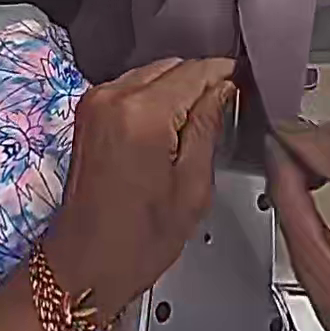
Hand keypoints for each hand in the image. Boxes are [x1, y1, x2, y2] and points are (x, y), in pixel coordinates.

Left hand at [44, 57, 236, 319]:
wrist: (84, 265)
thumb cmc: (140, 239)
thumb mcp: (192, 186)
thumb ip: (209, 125)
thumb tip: (224, 88)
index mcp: (142, 114)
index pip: (196, 70)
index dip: (225, 73)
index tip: (245, 81)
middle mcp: (114, 97)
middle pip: (174, 65)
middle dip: (202, 80)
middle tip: (225, 106)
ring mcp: (97, 100)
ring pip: (154, 71)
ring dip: (178, 86)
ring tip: (198, 119)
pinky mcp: (89, 109)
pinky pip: (134, 84)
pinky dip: (156, 94)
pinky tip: (170, 122)